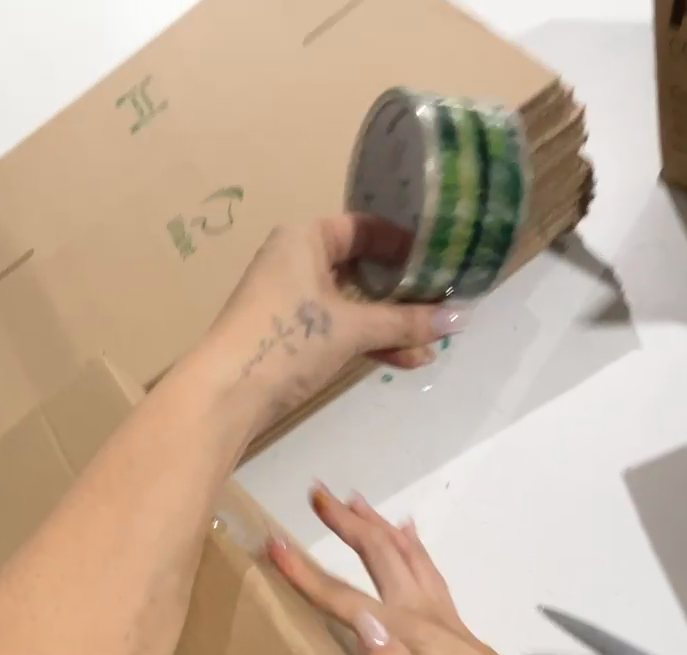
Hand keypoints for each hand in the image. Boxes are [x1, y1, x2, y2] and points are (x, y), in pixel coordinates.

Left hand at [186, 215, 464, 434]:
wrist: (226, 394)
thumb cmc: (288, 340)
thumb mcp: (352, 328)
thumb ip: (406, 323)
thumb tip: (460, 318)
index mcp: (305, 239)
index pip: (365, 228)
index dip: (404, 242)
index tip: (441, 259)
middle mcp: (297, 263)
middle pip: (362, 270)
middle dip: (403, 293)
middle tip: (444, 303)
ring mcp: (292, 303)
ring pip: (354, 306)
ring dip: (391, 326)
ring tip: (433, 343)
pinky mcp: (291, 339)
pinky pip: (340, 331)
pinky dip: (370, 343)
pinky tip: (407, 360)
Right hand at [266, 486, 591, 654]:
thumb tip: (360, 621)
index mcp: (407, 631)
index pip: (345, 597)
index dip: (305, 573)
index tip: (273, 543)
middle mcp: (422, 610)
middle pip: (379, 555)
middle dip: (345, 523)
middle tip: (317, 494)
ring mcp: (441, 613)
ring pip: (403, 553)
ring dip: (374, 524)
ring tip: (353, 501)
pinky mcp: (453, 622)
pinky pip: (426, 567)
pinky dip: (410, 543)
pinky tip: (408, 534)